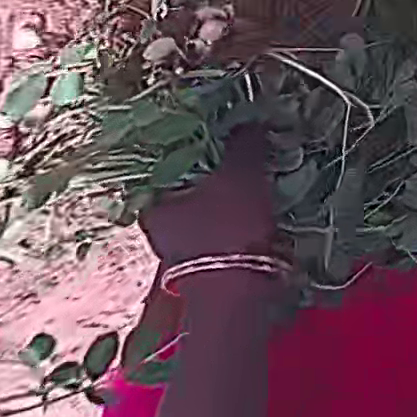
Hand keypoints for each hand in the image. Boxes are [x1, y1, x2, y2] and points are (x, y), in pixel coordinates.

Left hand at [139, 126, 276, 267]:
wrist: (239, 295)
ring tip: (257, 180)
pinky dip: (238, 221)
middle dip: (216, 176)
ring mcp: (182, 255)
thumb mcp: (240, 174)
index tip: (223, 138)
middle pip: (191, 190)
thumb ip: (244, 144)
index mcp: (157, 204)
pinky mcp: (207, 271)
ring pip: (207, 214)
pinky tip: (259, 210)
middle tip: (243, 157)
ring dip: (229, 201)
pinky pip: (223, 232)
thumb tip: (250, 120)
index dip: (199, 148)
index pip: (172, 164)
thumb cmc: (228, 228)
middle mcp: (161, 232)